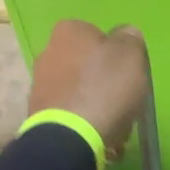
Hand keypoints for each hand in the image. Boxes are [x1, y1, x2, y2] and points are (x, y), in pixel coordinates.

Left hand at [28, 20, 148, 153]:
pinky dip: (83, 124)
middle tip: (122, 103)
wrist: (70, 138)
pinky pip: (70, 115)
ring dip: (95, 106)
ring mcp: (40, 85)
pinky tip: (98, 138)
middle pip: (87, 66)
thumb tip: (125, 35)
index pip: (98, 35)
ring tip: (114, 128)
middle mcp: (48, 51)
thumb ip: (130, 40)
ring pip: (79, 92)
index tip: (127, 76)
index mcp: (70, 31)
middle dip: (103, 84)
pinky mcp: (39, 114)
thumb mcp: (130, 57)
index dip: (116, 56)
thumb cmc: (104, 90)